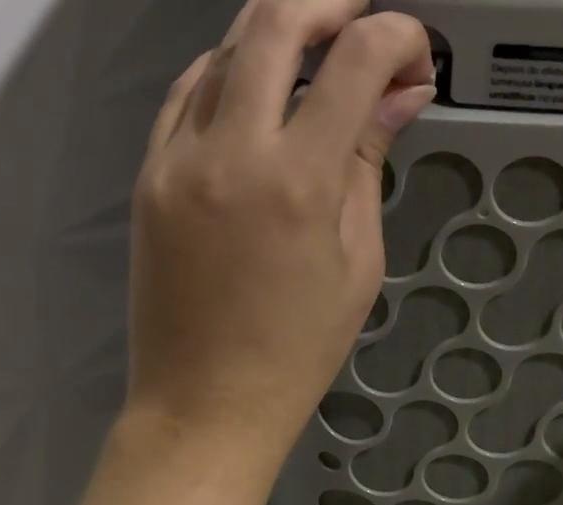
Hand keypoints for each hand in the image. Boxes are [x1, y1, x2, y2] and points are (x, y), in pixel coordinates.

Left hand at [125, 0, 433, 459]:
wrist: (203, 406)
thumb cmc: (294, 355)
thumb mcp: (355, 268)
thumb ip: (367, 168)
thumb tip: (397, 97)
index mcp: (297, 183)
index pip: (357, 60)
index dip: (399, 37)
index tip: (415, 58)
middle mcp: (231, 153)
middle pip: (275, 19)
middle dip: (331, 2)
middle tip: (363, 20)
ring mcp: (177, 161)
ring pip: (223, 50)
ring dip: (274, 33)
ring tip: (313, 56)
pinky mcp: (147, 179)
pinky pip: (185, 97)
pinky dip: (224, 75)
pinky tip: (253, 91)